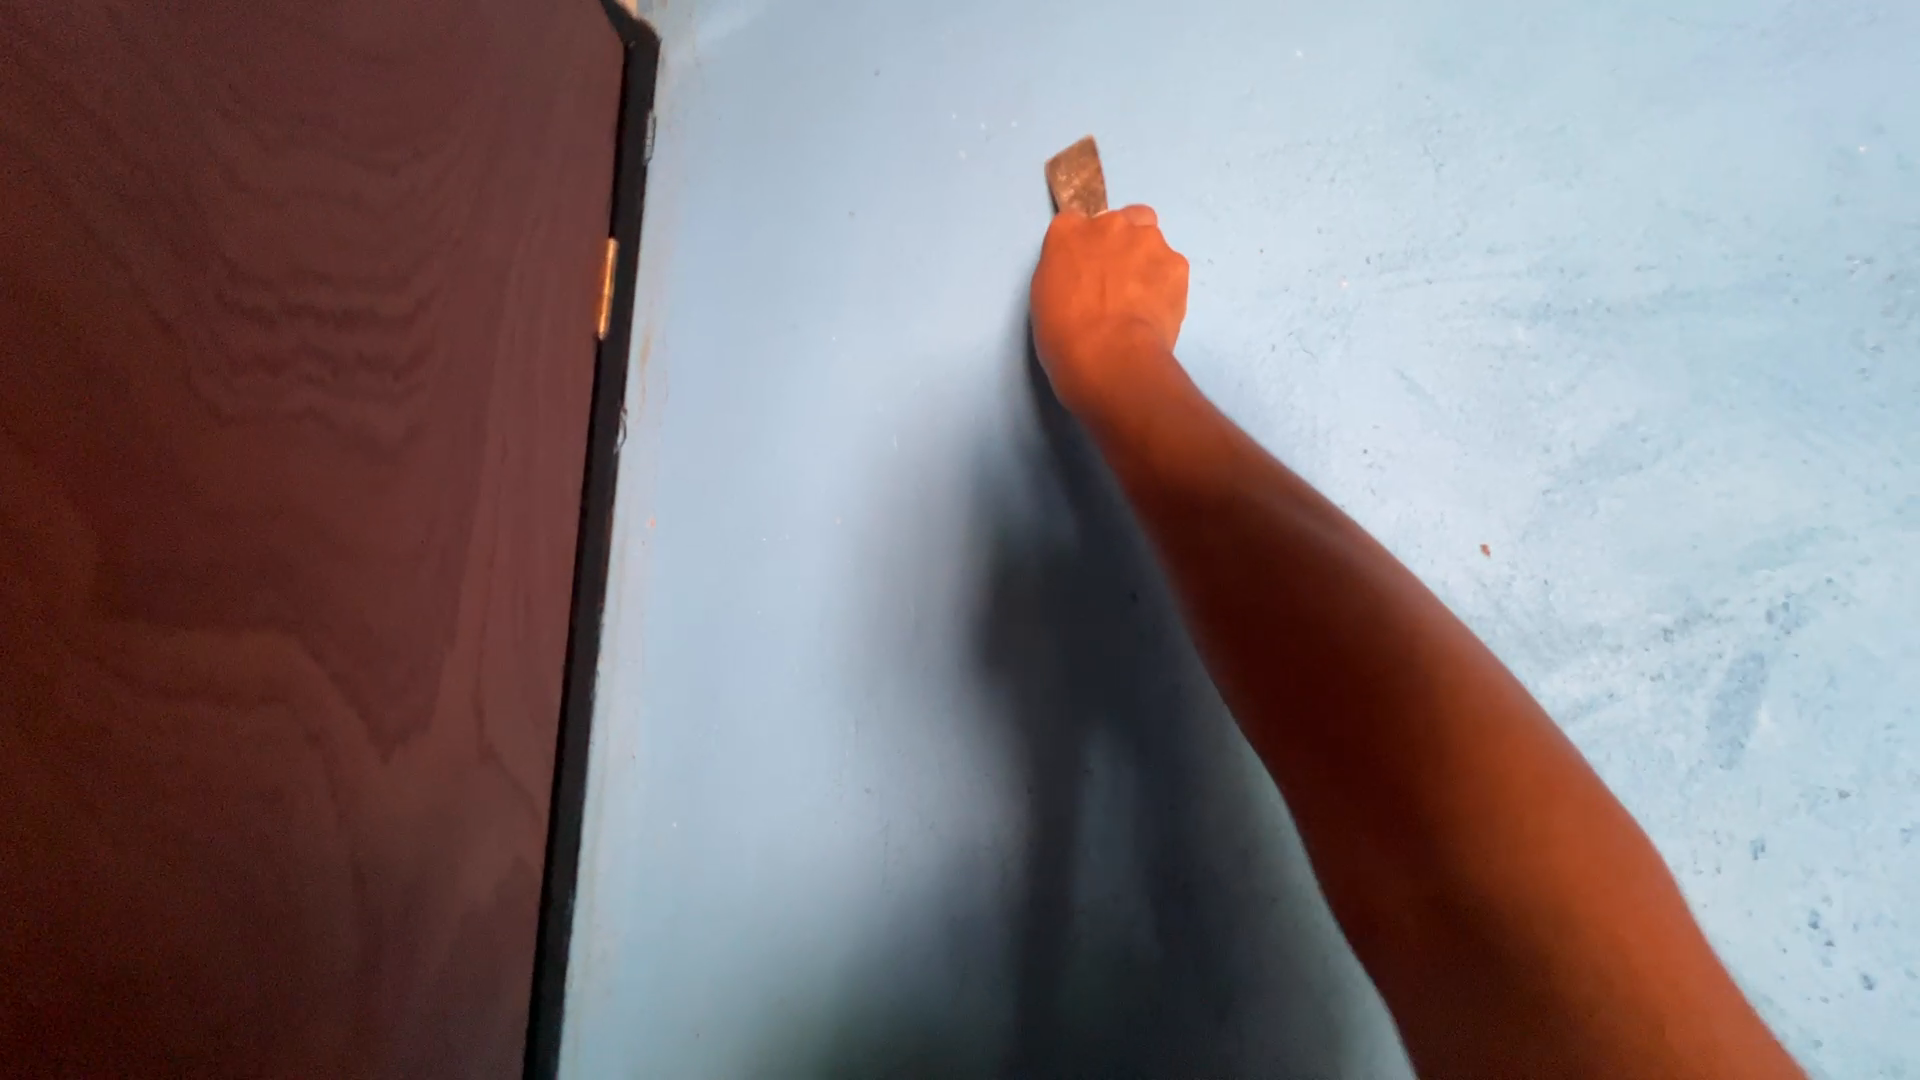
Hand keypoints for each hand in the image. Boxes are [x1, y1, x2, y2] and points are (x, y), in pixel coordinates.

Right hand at [1030, 205, 1189, 416]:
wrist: (1108, 356)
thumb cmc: (1062, 335)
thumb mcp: (1044, 296)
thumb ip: (1064, 271)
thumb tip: (1082, 274)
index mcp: (1066, 232)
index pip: (1077, 224)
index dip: (1086, 248)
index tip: (1087, 272)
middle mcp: (1109, 224)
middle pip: (1125, 220)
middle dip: (1125, 244)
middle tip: (1119, 283)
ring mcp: (1147, 240)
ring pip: (1153, 242)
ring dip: (1148, 263)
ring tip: (1141, 303)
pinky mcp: (1176, 263)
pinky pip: (1171, 269)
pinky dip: (1166, 286)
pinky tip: (1155, 312)